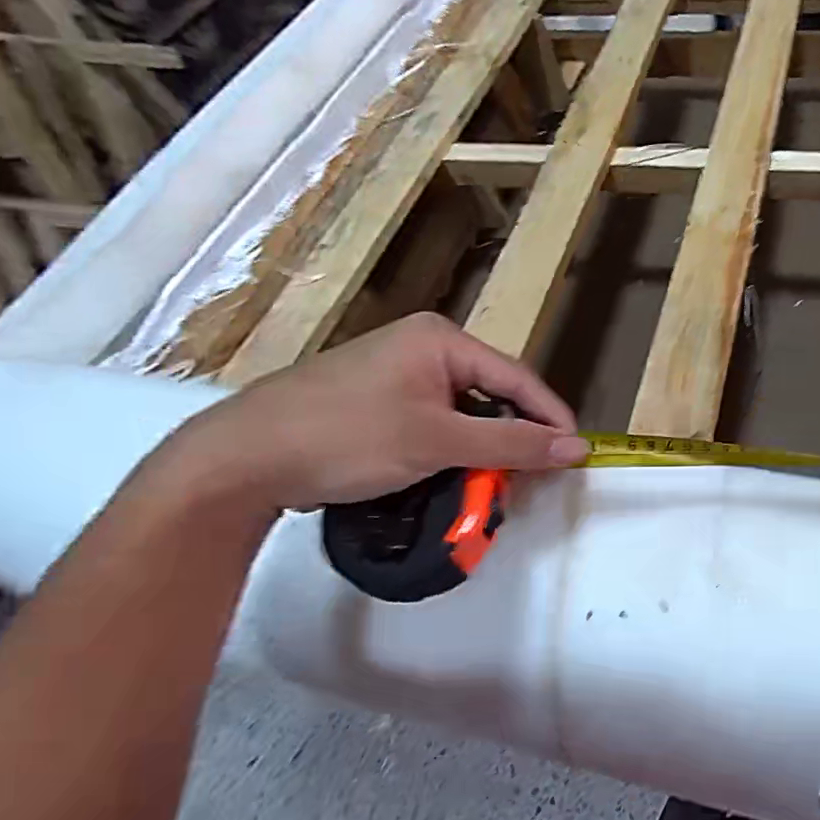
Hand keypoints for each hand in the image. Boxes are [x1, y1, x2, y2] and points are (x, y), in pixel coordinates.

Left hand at [162, 313, 589, 511]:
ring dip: (483, 446)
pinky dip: (452, 448)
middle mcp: (422, 345)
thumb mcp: (439, 441)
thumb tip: (578, 448)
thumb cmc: (349, 437)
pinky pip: (435, 419)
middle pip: (491, 392)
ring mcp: (396, 370)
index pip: (517, 377)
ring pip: (463, 410)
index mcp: (441, 339)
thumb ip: (512, 443)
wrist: (242, 459)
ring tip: (494, 481)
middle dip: (514, 435)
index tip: (576, 455)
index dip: (551, 417)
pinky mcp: (376, 398)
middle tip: (531, 476)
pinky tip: (454, 474)